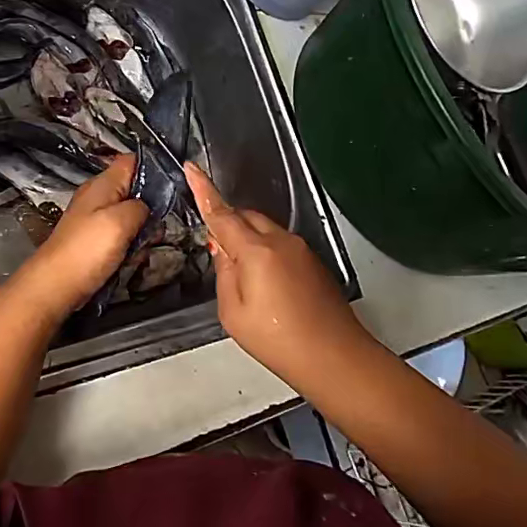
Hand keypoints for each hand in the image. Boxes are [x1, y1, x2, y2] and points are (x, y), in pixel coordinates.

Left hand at [12, 154, 147, 316]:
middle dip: (149, 211)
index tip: (169, 189)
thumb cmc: (86, 251)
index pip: (131, 162)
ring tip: (138, 251)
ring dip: (141, 235)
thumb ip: (140, 206)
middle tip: (153, 230)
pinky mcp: (95, 242)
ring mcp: (96, 221)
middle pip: (135, 193)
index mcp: (102, 185)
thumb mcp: (120, 221)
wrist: (55, 287)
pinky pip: (121, 239)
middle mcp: (98, 198)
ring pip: (131, 219)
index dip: (152, 170)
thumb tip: (148, 206)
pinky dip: (128, 249)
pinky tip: (128, 263)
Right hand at [185, 162, 372, 369]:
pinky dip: (266, 255)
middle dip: (227, 225)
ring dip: (248, 243)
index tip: (192, 169)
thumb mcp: (232, 312)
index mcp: (256, 251)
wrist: (334, 357)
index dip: (203, 189)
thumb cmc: (281, 341)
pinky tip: (266, 288)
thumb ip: (223, 273)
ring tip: (245, 284)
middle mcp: (281, 242)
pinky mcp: (313, 261)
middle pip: (245, 217)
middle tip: (216, 253)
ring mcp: (301, 249)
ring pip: (264, 230)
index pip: (221, 212)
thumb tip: (222, 251)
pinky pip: (281, 245)